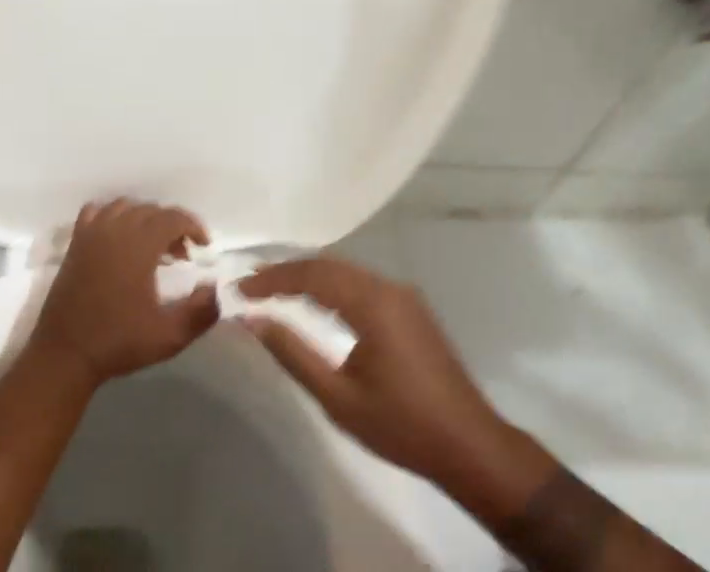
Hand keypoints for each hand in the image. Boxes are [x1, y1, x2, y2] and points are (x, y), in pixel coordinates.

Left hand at [27, 199, 219, 385]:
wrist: (66, 353)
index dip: (193, 226)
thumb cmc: (118, 343)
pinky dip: (113, 217)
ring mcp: (90, 234)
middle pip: (150, 210)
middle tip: (182, 256)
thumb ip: (201, 311)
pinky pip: (96, 212)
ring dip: (145, 220)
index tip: (203, 247)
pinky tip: (120, 238)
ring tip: (154, 247)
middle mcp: (113, 231)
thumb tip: (213, 287)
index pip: (172, 217)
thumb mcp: (170, 336)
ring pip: (124, 208)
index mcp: (137, 246)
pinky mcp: (75, 244)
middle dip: (172, 226)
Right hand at [237, 257, 507, 483]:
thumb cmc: (400, 425)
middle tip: (251, 286)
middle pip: (329, 265)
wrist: (470, 446)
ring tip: (275, 290)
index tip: (239, 291)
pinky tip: (316, 302)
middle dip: (287, 271)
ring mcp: (405, 298)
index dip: (271, 279)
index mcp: (372, 304)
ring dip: (310, 276)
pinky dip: (332, 286)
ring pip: (347, 271)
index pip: (311, 275)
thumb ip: (293, 353)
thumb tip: (253, 320)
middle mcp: (390, 289)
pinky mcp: (413, 311)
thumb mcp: (337, 397)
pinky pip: (363, 284)